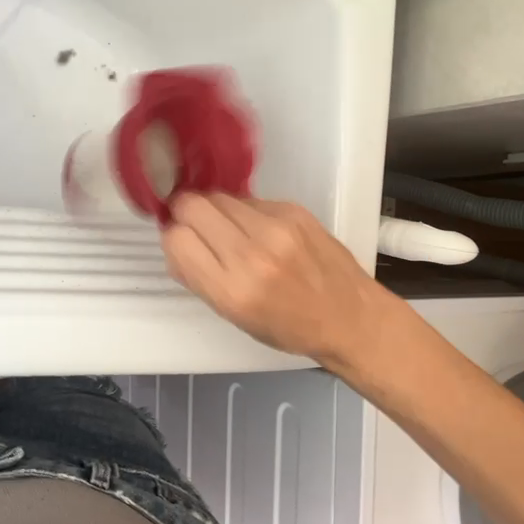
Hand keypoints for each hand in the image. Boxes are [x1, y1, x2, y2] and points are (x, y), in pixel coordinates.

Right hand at [160, 192, 379, 363]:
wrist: (351, 317)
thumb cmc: (288, 327)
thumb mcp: (232, 315)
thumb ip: (198, 277)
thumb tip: (176, 243)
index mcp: (231, 290)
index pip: (177, 239)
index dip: (172, 237)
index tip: (180, 243)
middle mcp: (251, 254)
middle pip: (192, 206)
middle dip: (185, 212)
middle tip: (194, 226)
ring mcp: (275, 227)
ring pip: (218, 196)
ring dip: (214, 210)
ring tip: (228, 230)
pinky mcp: (294, 210)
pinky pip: (249, 200)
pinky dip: (243, 211)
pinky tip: (258, 230)